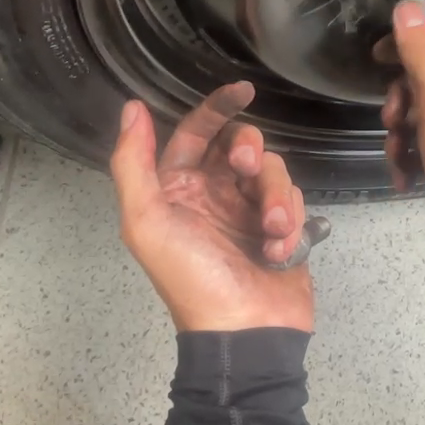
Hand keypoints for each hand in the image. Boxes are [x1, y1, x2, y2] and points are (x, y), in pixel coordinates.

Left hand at [110, 82, 313, 331]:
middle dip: (251, 153)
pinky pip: (293, 199)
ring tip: (271, 233)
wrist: (244, 334)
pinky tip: (280, 249)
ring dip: (273, 199)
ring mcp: (249, 210)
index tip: (243, 91)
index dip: (218, 107)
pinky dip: (289, 221)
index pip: (198, 132)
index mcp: (178, 188)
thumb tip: (131, 107)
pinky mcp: (282, 227)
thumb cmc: (191, 275)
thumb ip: (132, 163)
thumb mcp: (147, 221)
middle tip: (248, 171)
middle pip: (243, 144)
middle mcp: (215, 192)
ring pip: (272, 171)